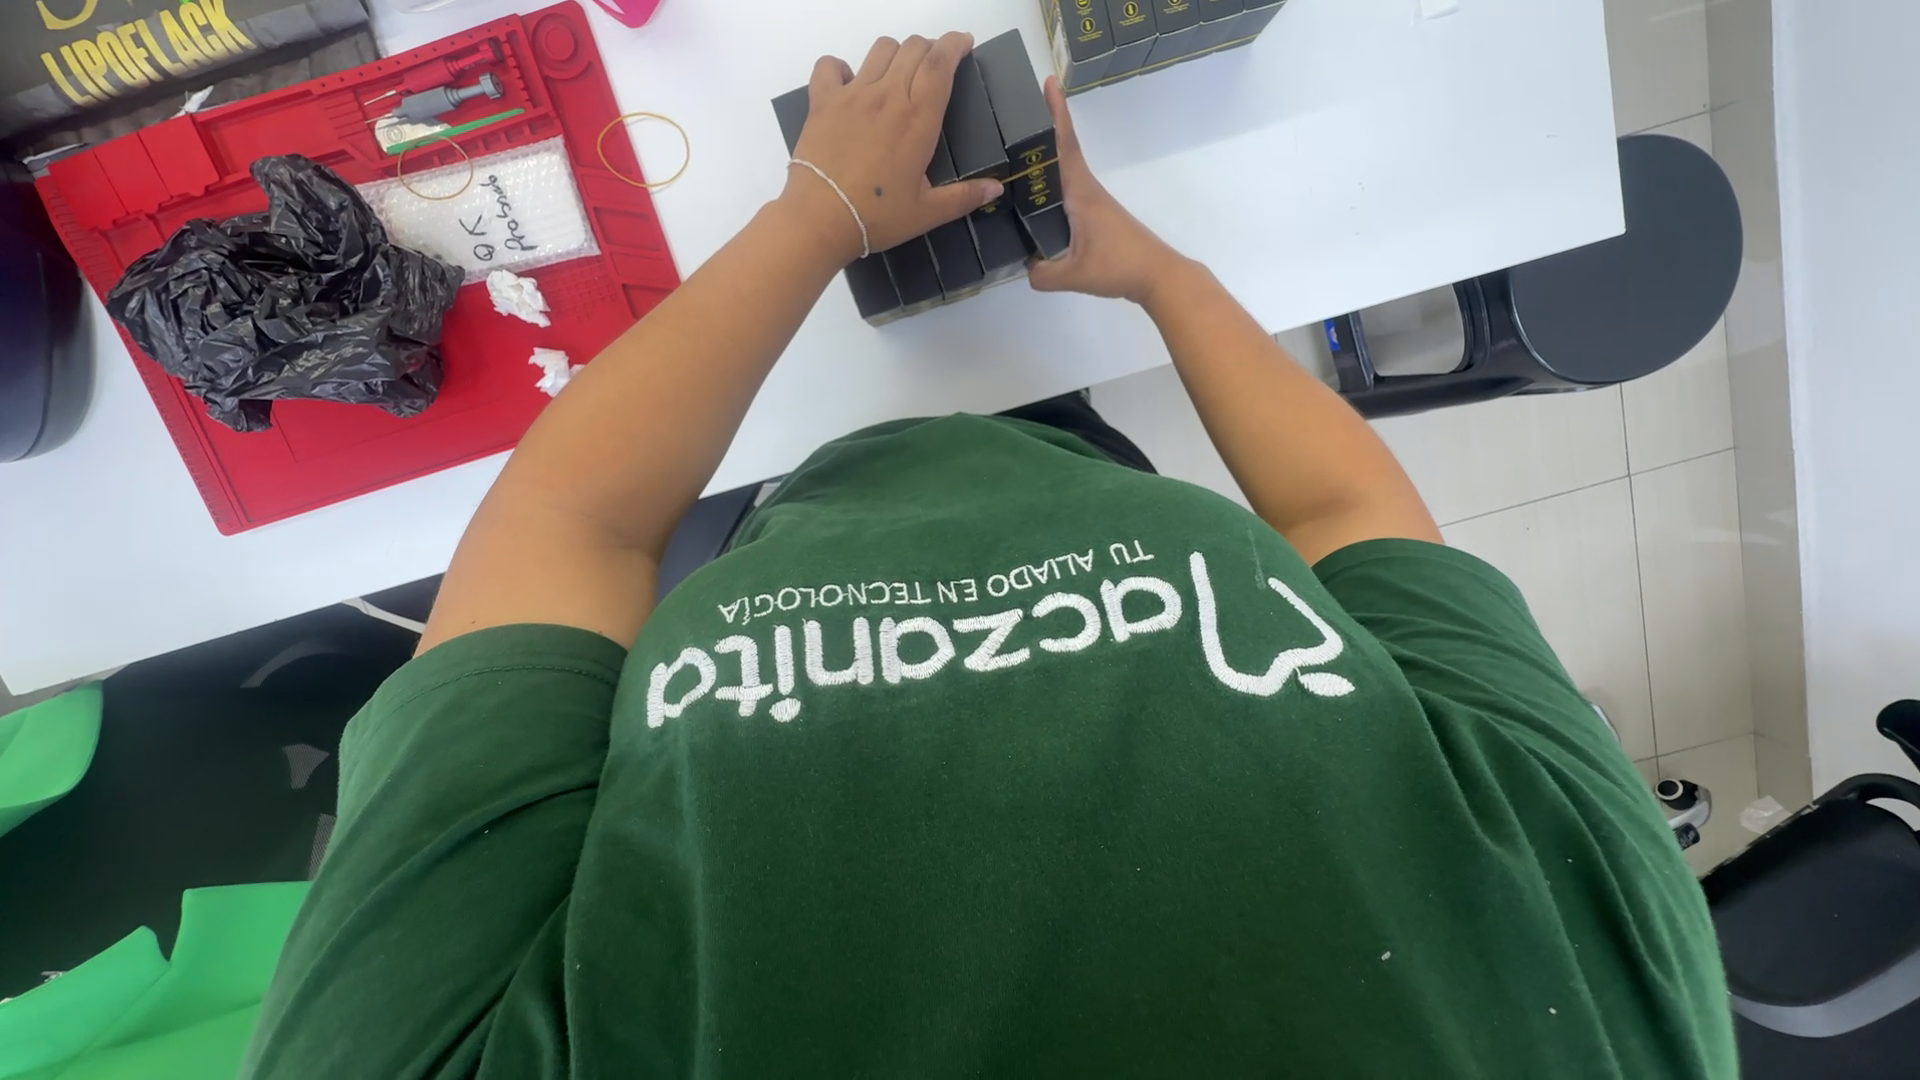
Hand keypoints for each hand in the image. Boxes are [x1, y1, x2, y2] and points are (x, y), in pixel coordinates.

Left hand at [781, 33, 1004, 261]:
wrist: (821, 218)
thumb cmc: (877, 217)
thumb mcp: (926, 213)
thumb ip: (963, 198)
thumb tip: (997, 189)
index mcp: (918, 120)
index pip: (941, 63)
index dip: (955, 45)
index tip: (964, 44)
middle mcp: (888, 96)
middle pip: (914, 48)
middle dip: (930, 48)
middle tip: (936, 65)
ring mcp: (853, 94)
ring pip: (880, 50)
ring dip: (896, 52)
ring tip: (900, 72)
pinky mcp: (823, 100)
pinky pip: (831, 65)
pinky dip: (842, 67)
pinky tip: (849, 83)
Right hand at [1027, 76, 1191, 304]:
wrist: (1156, 276)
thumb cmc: (1118, 267)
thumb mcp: (1073, 276)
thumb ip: (1042, 274)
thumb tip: (1026, 267)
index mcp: (1080, 195)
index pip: (1065, 147)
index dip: (1056, 114)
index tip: (1049, 82)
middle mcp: (1086, 192)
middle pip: (1061, 154)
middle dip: (1041, 132)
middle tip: (1014, 117)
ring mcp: (1093, 204)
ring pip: (1064, 175)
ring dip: (1045, 163)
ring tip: (1016, 158)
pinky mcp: (1097, 218)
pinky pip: (1068, 195)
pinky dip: (1051, 190)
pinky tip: (1037, 203)